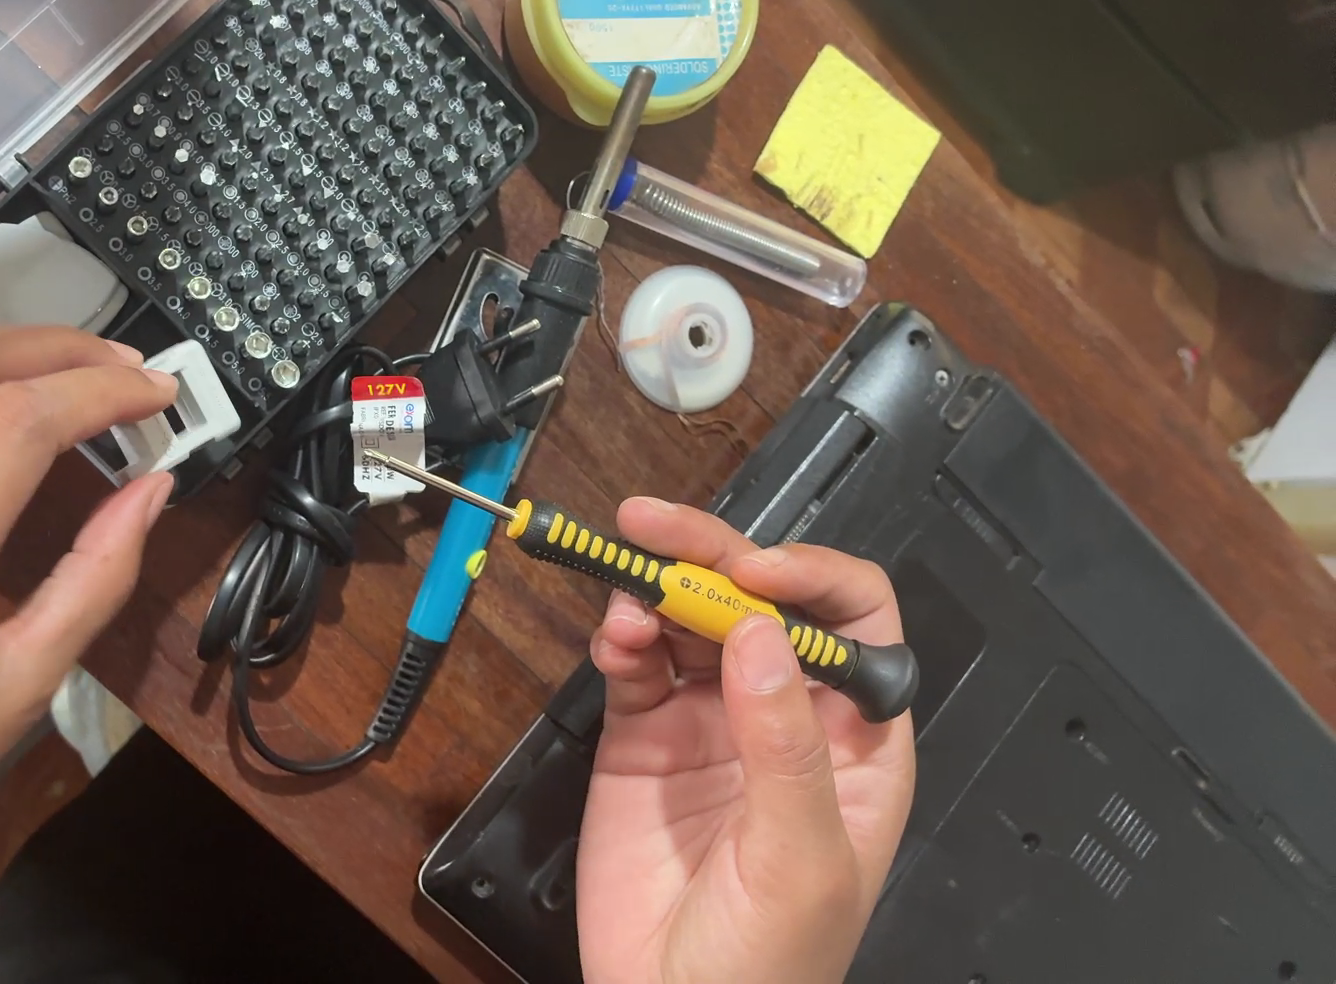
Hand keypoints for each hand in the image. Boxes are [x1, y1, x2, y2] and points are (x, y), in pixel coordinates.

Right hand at [576, 498, 914, 983]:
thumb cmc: (769, 963)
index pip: (850, 619)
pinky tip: (611, 642)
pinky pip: (632, 660)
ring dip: (650, 592)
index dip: (807, 577)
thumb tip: (757, 631)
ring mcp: (704, 713)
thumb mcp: (800, 860)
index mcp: (848, 733)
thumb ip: (785, 745)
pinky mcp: (641, 727)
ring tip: (621, 596)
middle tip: (646, 522)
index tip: (747, 571)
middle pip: (751, 600)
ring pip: (682, 618)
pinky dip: (617, 639)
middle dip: (704, 554)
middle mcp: (777, 708)